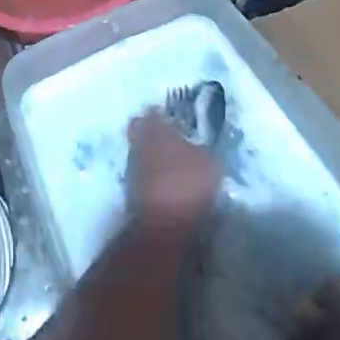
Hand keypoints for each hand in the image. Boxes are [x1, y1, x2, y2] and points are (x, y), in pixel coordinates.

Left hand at [126, 111, 221, 229]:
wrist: (162, 228)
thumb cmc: (187, 185)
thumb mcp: (210, 162)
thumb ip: (202, 148)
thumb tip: (200, 146)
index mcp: (155, 130)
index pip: (153, 112)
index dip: (163, 114)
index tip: (176, 119)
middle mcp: (138, 144)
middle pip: (139, 131)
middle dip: (152, 132)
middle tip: (171, 138)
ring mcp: (131, 169)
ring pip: (139, 152)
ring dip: (151, 155)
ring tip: (172, 164)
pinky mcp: (130, 192)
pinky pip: (142, 174)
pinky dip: (152, 176)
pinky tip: (168, 183)